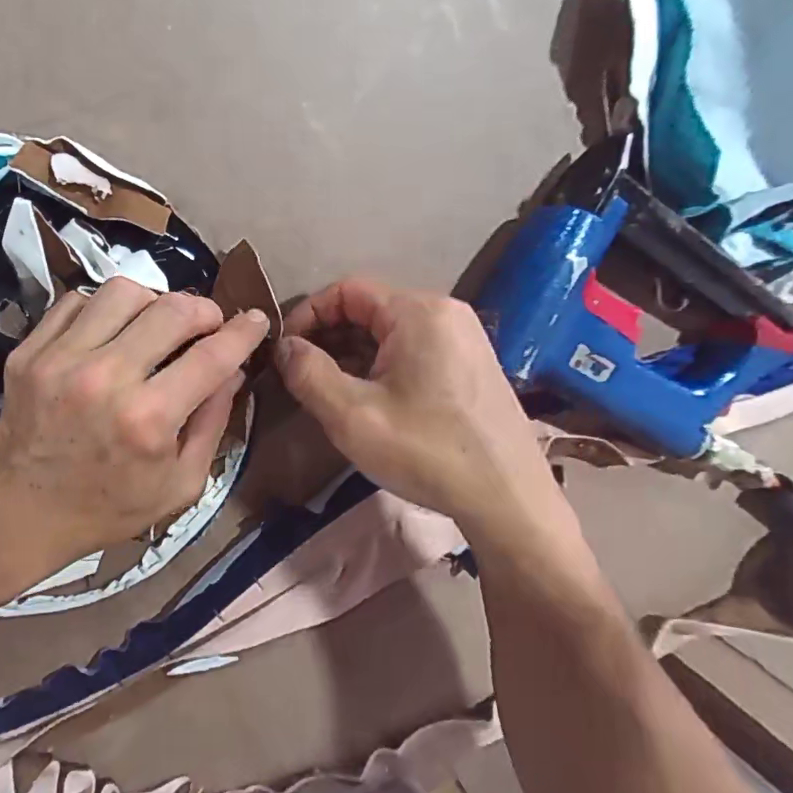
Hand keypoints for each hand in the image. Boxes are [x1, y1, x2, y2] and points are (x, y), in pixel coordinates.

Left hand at [0, 277, 270, 561]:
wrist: (26, 510)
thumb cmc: (110, 505)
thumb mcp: (181, 483)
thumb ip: (213, 422)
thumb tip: (234, 368)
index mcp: (148, 419)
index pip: (212, 355)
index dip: (243, 332)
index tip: (255, 320)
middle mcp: (104, 379)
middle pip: (171, 309)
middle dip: (204, 310)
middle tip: (207, 324)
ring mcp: (60, 360)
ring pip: (122, 291)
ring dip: (152, 301)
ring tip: (156, 324)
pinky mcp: (29, 352)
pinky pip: (76, 301)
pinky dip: (103, 308)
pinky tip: (111, 330)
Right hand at [274, 277, 565, 544]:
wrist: (509, 502)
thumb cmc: (426, 452)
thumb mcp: (351, 415)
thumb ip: (307, 373)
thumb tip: (284, 347)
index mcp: (418, 312)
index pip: (346, 290)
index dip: (307, 315)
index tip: (286, 352)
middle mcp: (444, 313)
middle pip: (368, 309)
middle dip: (327, 338)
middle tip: (301, 376)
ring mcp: (462, 338)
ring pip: (388, 332)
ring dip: (351, 354)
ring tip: (328, 391)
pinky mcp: (469, 364)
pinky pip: (410, 349)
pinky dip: (379, 365)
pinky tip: (366, 400)